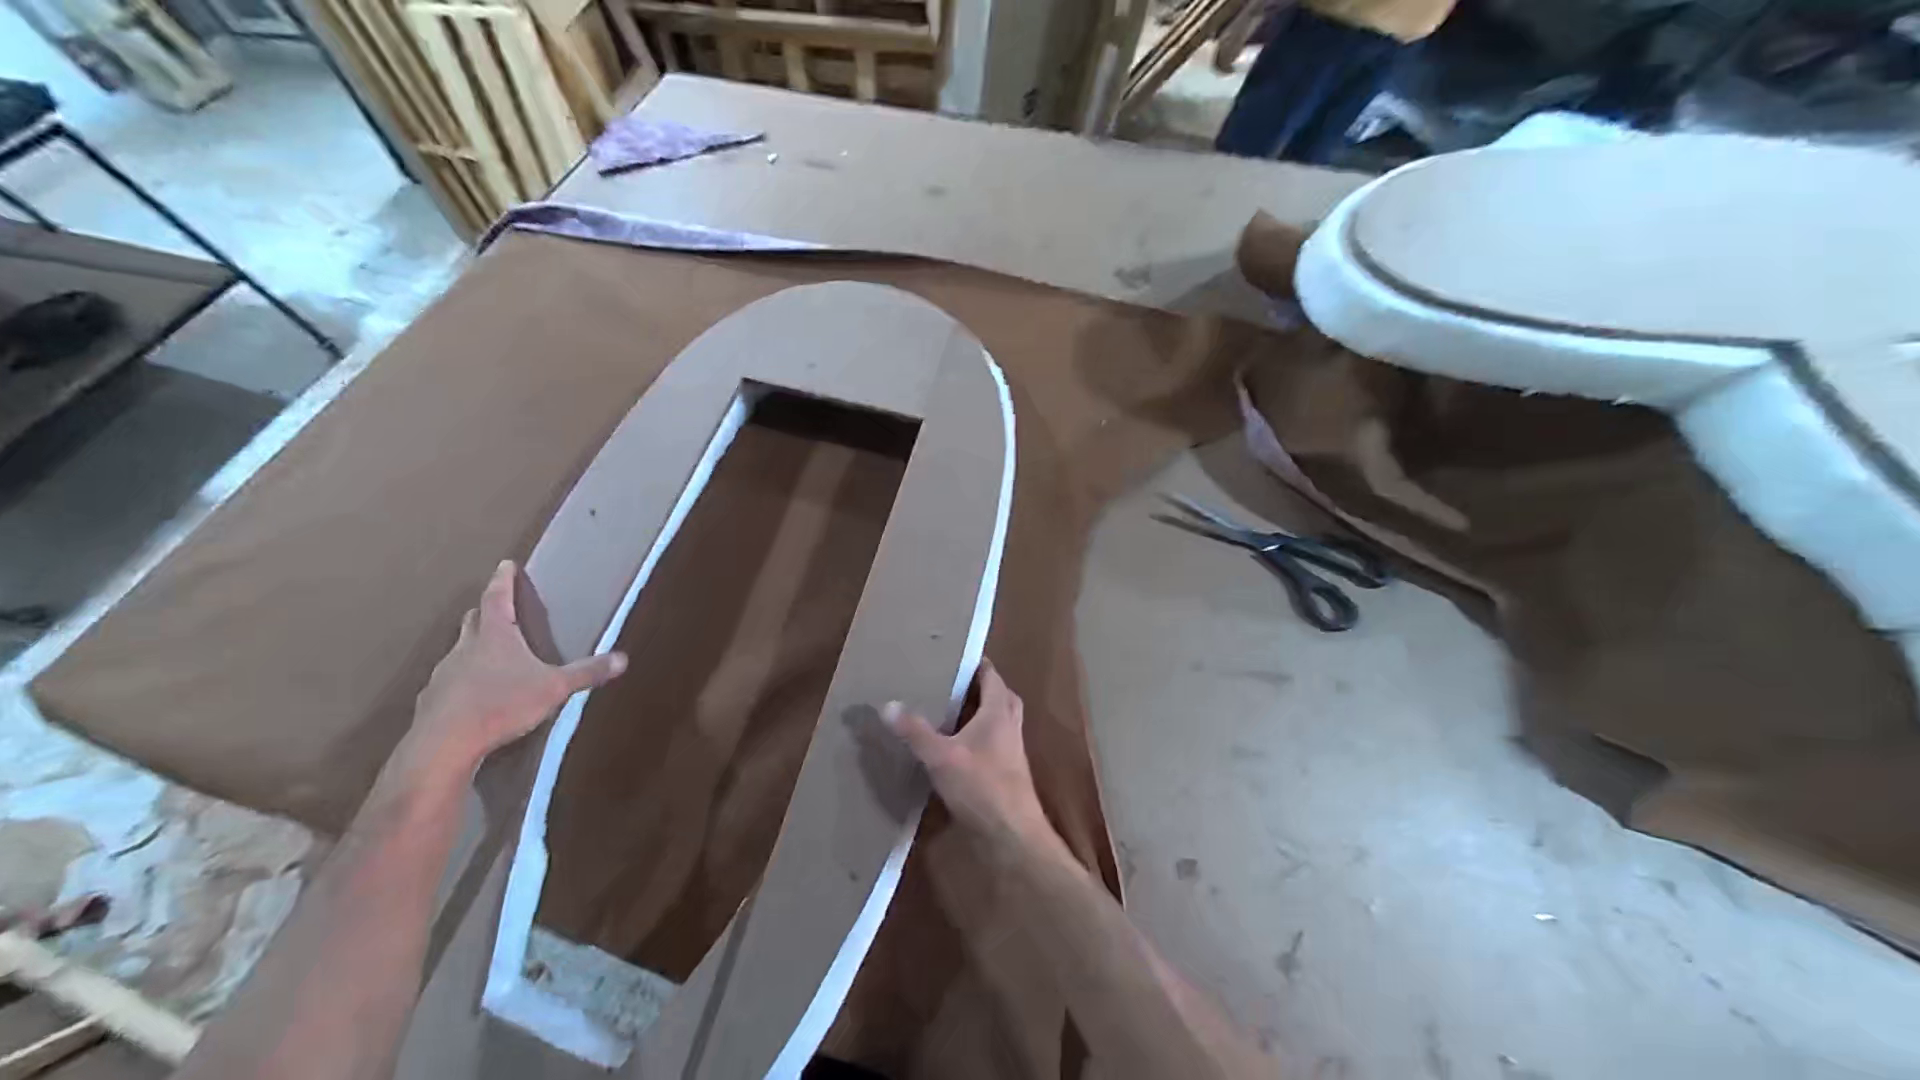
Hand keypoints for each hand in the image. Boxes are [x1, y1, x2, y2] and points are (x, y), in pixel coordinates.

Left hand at [409, 560, 626, 772]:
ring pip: (460, 650)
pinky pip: (450, 680)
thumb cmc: (501, 704)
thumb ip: (587, 673)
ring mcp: (444, 673)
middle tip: (499, 608)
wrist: (444, 744)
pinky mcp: (433, 699)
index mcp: (494, 635)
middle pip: (474, 619)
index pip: (497, 597)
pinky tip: (475, 695)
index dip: (503, 579)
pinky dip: (463, 679)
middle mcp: (466, 647)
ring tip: (492, 656)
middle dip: (486, 611)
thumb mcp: (554, 688)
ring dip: (474, 647)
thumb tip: (623, 659)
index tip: (506, 564)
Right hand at [882, 661, 1058, 852]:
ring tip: (954, 712)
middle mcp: (1009, 728)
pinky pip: (996, 744)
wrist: (1013, 835)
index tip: (957, 656)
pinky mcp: (1009, 774)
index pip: (992, 677)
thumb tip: (888, 704)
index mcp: (998, 713)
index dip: (978, 665)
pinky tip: (960, 748)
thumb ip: (915, 731)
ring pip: (1001, 721)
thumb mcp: (941, 757)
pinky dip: (981, 738)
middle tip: (956, 682)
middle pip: (1001, 697)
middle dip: (983, 687)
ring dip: (983, 713)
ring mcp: (1012, 752)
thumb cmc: (981, 787)